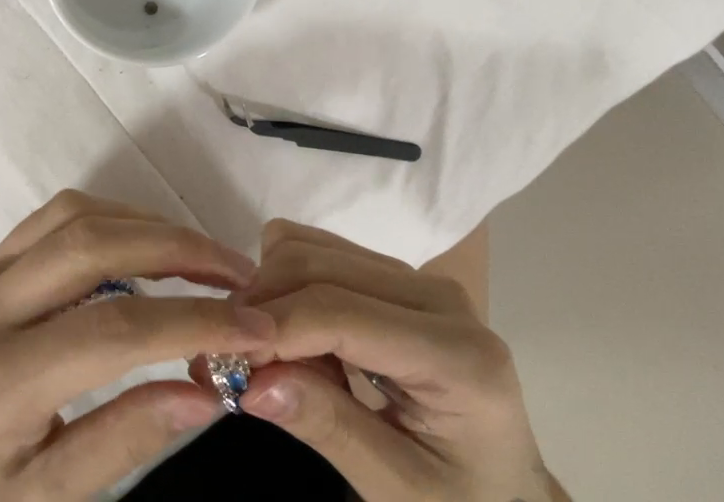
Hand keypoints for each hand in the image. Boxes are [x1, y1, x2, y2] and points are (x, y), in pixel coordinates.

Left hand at [0, 190, 280, 501]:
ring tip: (207, 258)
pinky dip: (112, 218)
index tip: (259, 328)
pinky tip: (148, 246)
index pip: (117, 330)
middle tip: (244, 277)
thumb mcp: (40, 494)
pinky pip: (54, 218)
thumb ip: (124, 441)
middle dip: (179, 249)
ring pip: (75, 215)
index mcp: (3, 375)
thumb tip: (206, 394)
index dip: (195, 322)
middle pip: (95, 244)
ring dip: (147, 223)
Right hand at [236, 220, 568, 501]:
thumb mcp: (401, 489)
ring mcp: (413, 278)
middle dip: (258, 307)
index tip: (221, 362)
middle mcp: (438, 297)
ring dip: (267, 294)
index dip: (272, 328)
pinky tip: (293, 336)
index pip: (339, 311)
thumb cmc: (458, 499)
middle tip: (228, 363)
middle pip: (313, 264)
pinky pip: (312, 250)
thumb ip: (330, 429)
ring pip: (305, 247)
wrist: (502, 491)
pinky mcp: (391, 275)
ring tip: (267, 356)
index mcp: (457, 355)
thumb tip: (251, 383)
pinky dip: (282, 284)